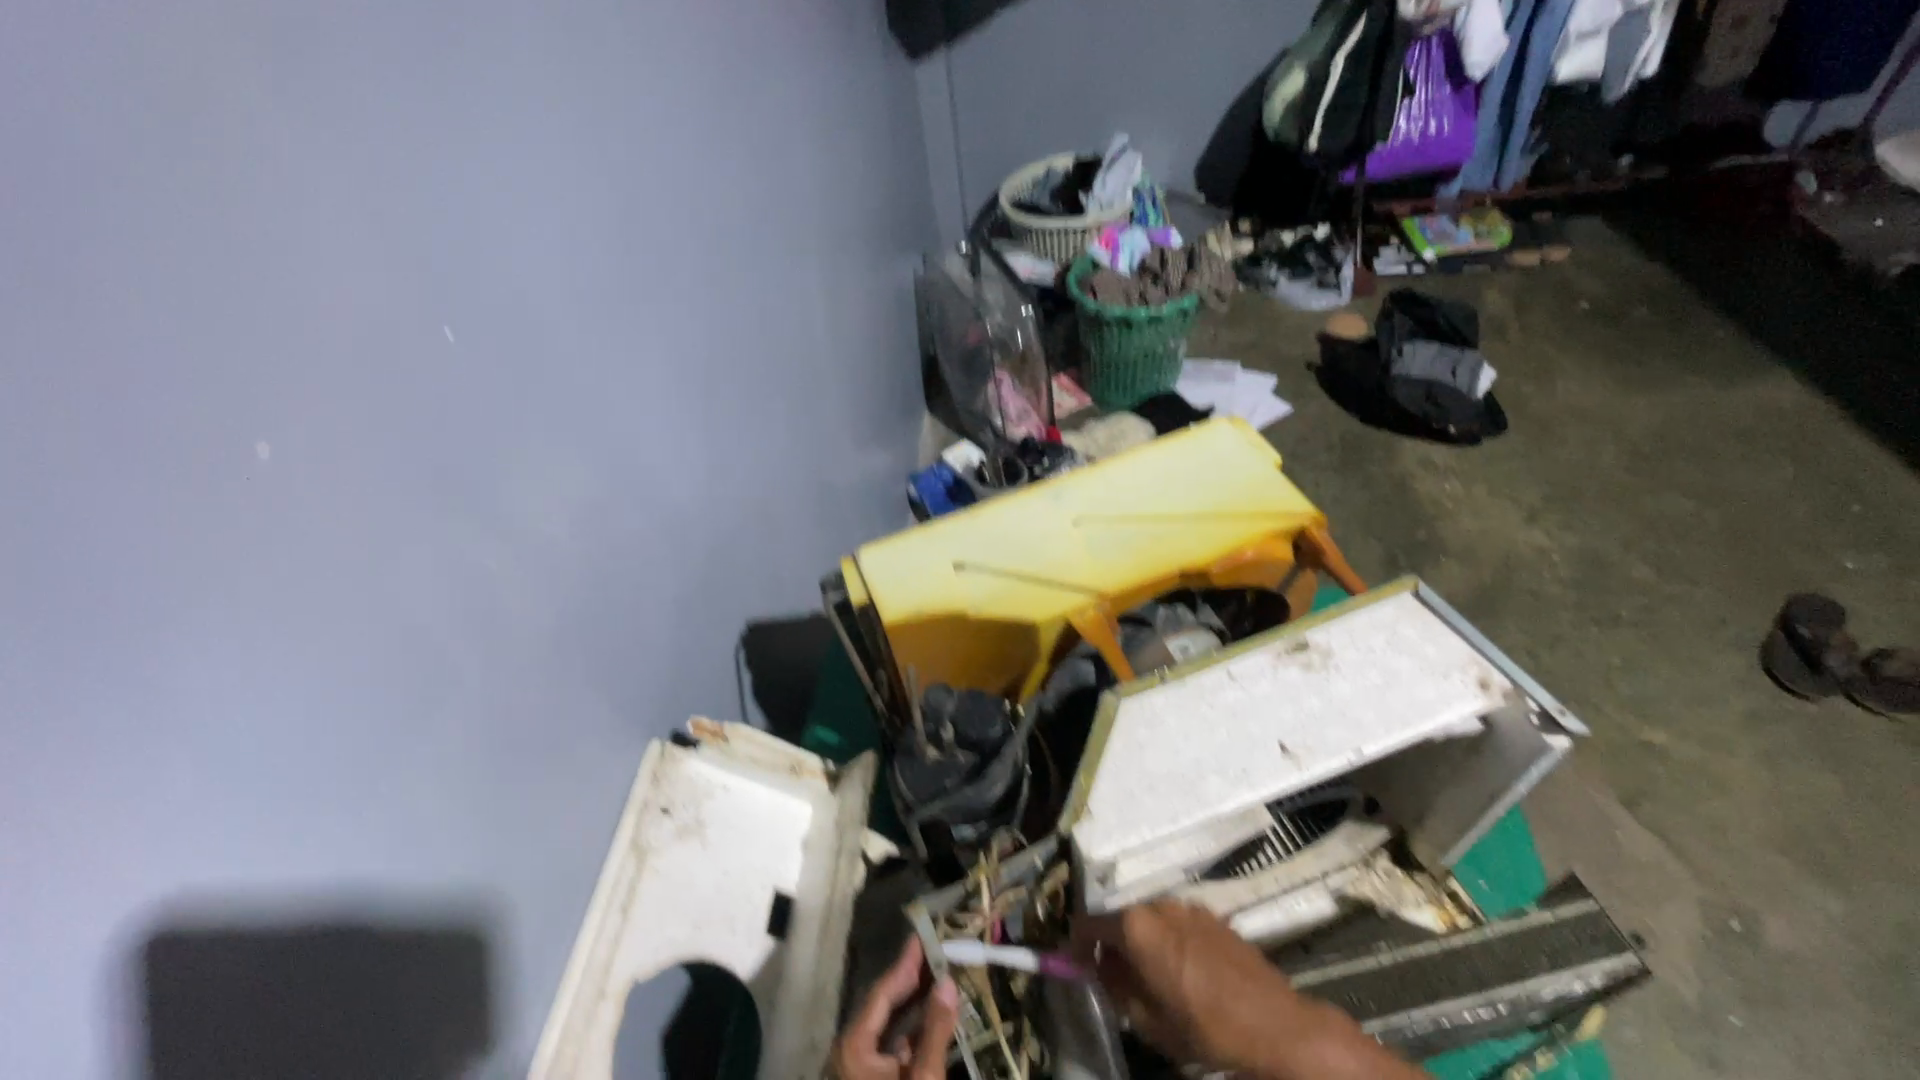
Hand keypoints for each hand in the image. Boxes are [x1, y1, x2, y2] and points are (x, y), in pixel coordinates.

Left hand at [830, 936, 959, 1079]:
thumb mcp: (923, 1077)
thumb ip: (934, 1031)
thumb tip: (948, 983)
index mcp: (855, 1044)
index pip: (882, 992)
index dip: (904, 963)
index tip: (921, 936)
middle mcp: (850, 1049)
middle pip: (882, 1004)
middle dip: (910, 978)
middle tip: (934, 951)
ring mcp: (857, 1064)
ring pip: (886, 1023)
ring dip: (911, 1002)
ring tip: (937, 975)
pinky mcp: (868, 1076)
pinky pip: (888, 1042)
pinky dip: (909, 1026)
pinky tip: (928, 1016)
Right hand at [1071, 899, 1424, 1079]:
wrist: (1275, 1026)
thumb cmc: (1204, 1026)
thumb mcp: (1146, 1021)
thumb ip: (1115, 987)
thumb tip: (1101, 969)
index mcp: (1136, 926)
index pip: (1087, 923)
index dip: (1077, 946)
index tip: (1079, 969)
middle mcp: (1159, 905)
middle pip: (1121, 919)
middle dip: (1112, 945)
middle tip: (1116, 980)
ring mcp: (1189, 907)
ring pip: (1150, 921)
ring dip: (1142, 943)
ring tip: (1152, 978)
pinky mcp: (1214, 917)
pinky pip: (1177, 924)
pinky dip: (1168, 941)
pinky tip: (1183, 973)